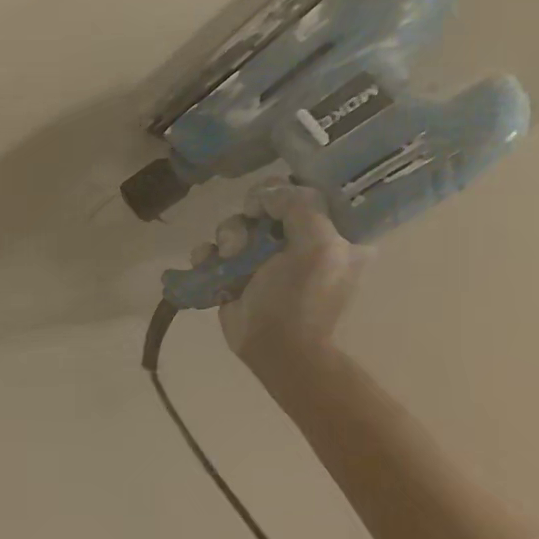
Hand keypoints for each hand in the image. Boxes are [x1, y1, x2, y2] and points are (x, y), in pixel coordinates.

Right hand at [191, 180, 369, 364]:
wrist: (277, 349)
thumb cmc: (304, 298)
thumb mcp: (318, 245)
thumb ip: (298, 205)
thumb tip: (266, 195)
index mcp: (331, 233)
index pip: (306, 190)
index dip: (283, 189)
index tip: (268, 202)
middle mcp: (298, 241)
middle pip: (266, 204)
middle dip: (251, 214)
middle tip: (249, 227)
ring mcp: (264, 257)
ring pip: (238, 224)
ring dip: (228, 234)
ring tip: (229, 255)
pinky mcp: (236, 273)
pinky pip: (215, 249)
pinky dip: (207, 253)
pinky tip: (207, 263)